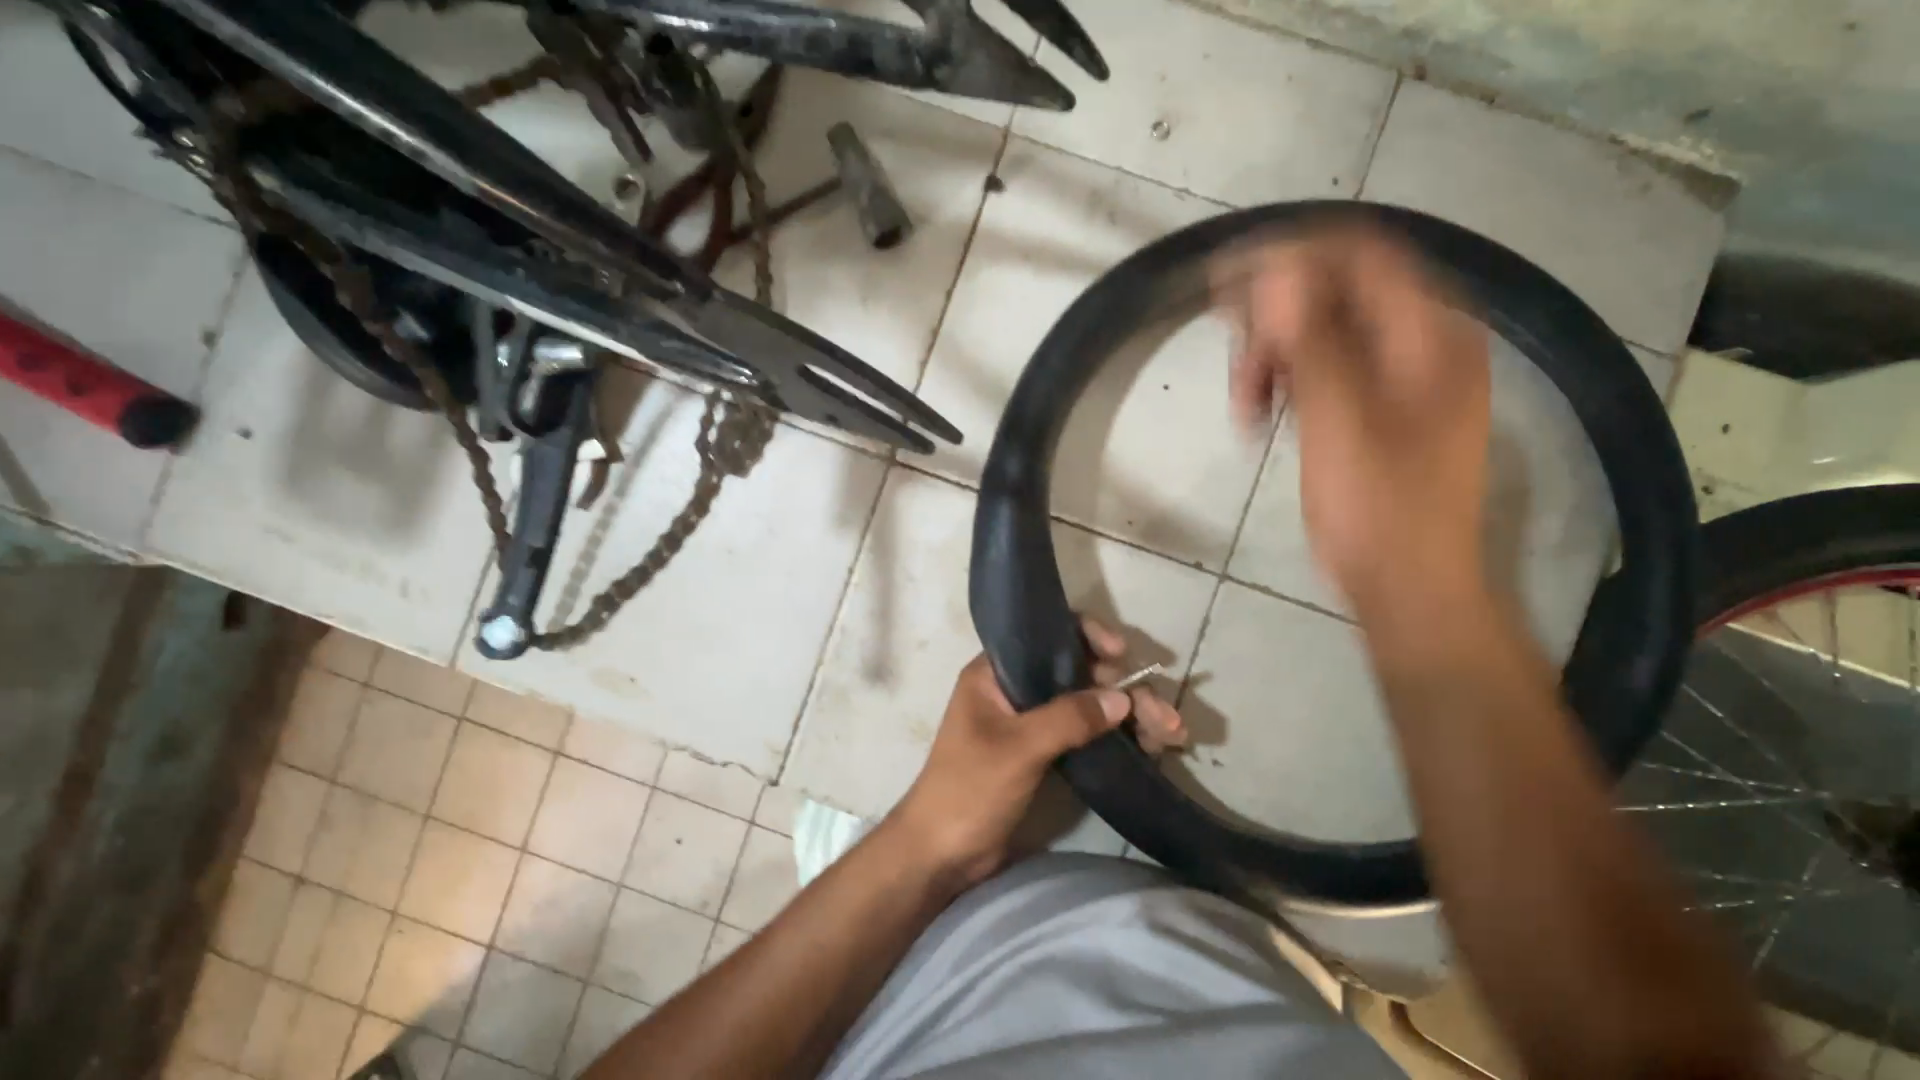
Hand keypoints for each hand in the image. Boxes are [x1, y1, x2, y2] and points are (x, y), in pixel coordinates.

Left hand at [888, 618, 1186, 887]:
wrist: (942, 855)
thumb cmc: (968, 790)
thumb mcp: (1018, 748)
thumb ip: (1069, 718)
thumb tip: (1123, 699)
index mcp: (994, 674)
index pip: (1047, 636)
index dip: (1087, 637)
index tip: (1120, 655)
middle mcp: (1014, 691)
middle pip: (1080, 674)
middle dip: (1126, 691)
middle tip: (1165, 720)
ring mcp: (1031, 724)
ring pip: (1090, 706)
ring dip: (1131, 717)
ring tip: (1173, 737)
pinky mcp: (1044, 755)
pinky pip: (1088, 735)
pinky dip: (1118, 738)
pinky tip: (1152, 749)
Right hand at [1215, 224, 1492, 625]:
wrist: (1410, 590)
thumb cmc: (1378, 511)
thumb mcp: (1340, 421)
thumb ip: (1311, 339)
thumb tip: (1275, 270)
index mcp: (1431, 334)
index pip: (1360, 254)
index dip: (1290, 255)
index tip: (1224, 282)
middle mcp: (1425, 341)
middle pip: (1338, 290)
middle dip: (1274, 316)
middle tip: (1231, 356)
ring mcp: (1405, 375)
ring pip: (1326, 330)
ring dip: (1274, 353)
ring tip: (1242, 401)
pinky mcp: (1381, 407)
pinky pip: (1329, 367)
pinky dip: (1289, 379)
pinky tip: (1260, 411)